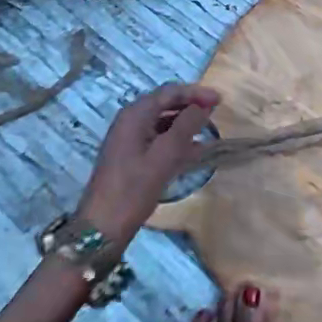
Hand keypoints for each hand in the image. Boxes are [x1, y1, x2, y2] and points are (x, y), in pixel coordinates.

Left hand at [76, 83, 218, 245]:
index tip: (219, 100)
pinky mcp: (131, 157)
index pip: (169, 92)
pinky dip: (176, 141)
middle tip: (216, 111)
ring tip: (209, 129)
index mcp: (135, 114)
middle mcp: (130, 121)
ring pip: (162, 122)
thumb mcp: (165, 156)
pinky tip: (194, 151)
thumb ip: (186, 126)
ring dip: (185, 123)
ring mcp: (129, 139)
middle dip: (191, 106)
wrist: (102, 229)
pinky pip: (158, 140)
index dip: (196, 93)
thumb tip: (203, 106)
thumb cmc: (134, 189)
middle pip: (165, 104)